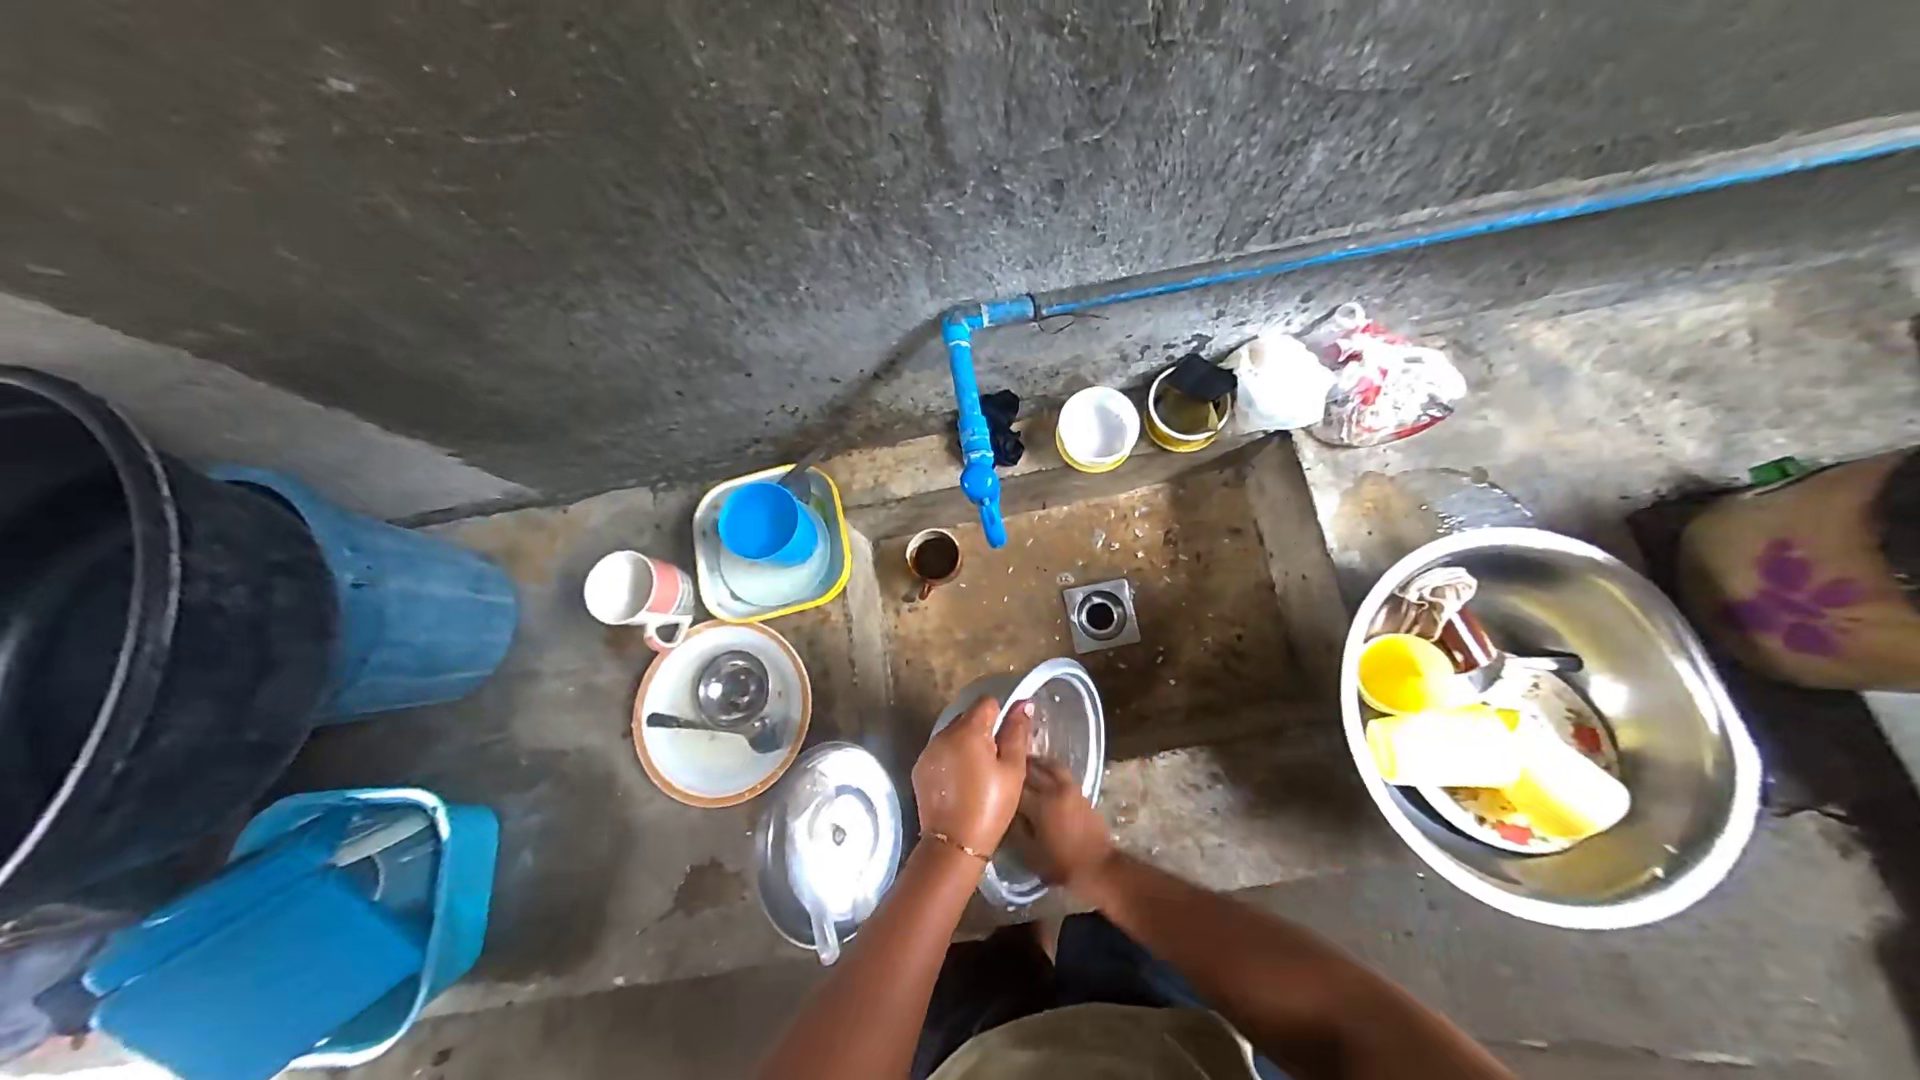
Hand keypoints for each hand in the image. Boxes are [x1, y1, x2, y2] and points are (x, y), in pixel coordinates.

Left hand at [913, 696, 1031, 855]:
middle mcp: (943, 734)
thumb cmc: (991, 806)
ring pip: (953, 734)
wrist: (954, 844)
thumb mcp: (1012, 770)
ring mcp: (928, 751)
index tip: (1007, 737)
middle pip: (968, 716)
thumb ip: (1017, 732)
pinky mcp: (919, 768)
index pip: (986, 702)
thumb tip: (1022, 703)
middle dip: (982, 730)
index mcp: (968, 730)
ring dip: (965, 743)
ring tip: (978, 773)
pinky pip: (940, 751)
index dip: (1000, 715)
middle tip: (995, 759)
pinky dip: (951, 758)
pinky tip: (960, 782)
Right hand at [1009, 758, 1113, 890]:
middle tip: (1004, 769)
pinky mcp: (1080, 791)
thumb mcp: (1029, 854)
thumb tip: (1006, 812)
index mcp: (1039, 805)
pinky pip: (1061, 771)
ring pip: (1048, 765)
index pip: (1015, 786)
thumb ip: (1015, 829)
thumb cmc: (1061, 864)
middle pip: (1031, 770)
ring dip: (1035, 762)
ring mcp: (1069, 788)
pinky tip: (1044, 772)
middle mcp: (1054, 790)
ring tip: (1024, 764)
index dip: (1002, 785)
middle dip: (1016, 769)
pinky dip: (1050, 767)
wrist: (1098, 866)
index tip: (993, 785)